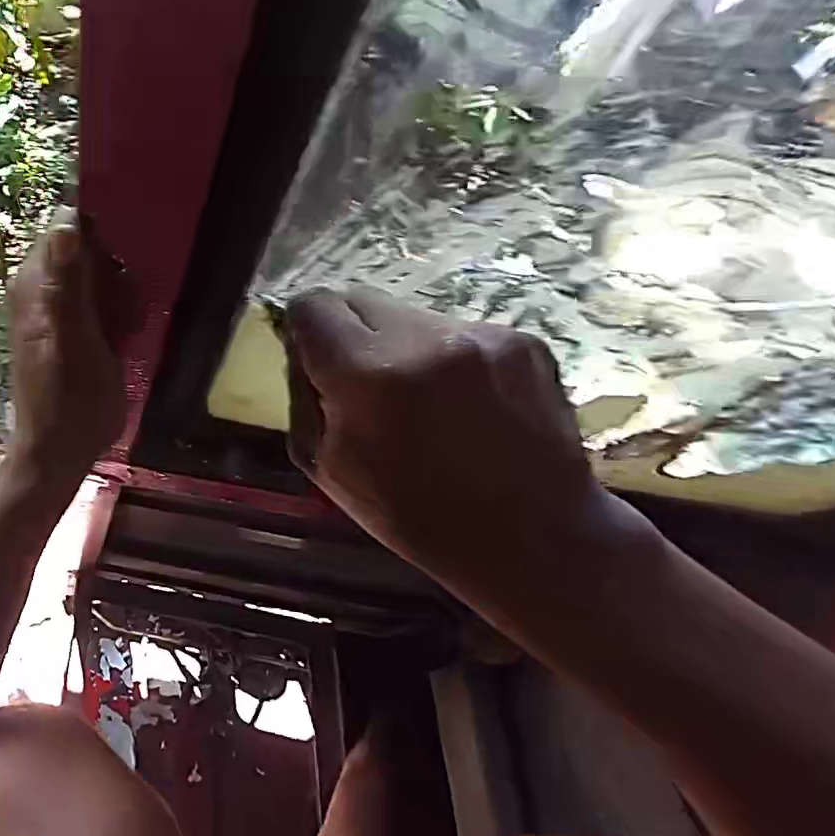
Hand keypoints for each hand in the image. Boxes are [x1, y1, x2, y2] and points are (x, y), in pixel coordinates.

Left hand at [4, 211, 126, 478]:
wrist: (61, 449)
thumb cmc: (69, 400)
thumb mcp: (74, 341)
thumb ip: (68, 284)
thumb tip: (66, 221)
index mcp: (33, 283)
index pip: (67, 226)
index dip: (100, 243)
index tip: (115, 275)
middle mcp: (40, 287)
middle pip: (89, 250)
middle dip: (114, 276)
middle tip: (119, 315)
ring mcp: (56, 306)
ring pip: (102, 275)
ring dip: (121, 298)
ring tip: (121, 332)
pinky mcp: (73, 325)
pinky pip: (102, 299)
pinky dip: (117, 314)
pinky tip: (121, 338)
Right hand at [283, 286, 605, 574]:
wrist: (532, 538)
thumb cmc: (408, 512)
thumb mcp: (320, 462)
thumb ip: (302, 393)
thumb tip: (302, 348)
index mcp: (365, 373)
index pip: (313, 305)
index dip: (303, 327)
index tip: (313, 356)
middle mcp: (423, 338)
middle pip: (357, 297)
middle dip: (347, 330)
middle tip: (361, 378)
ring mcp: (480, 334)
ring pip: (407, 314)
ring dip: (396, 344)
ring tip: (417, 397)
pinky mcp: (523, 339)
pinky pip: (454, 330)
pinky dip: (443, 357)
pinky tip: (460, 403)